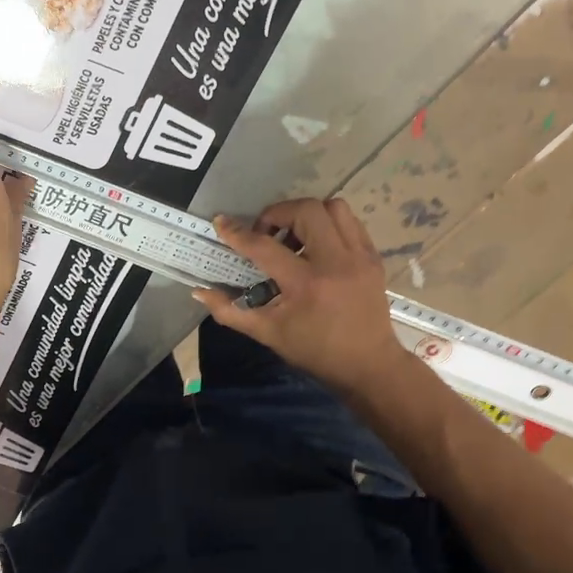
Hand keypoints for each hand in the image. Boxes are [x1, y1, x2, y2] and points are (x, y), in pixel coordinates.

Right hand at [191, 198, 410, 395]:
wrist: (369, 364)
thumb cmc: (314, 350)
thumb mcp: (266, 334)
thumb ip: (229, 311)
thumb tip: (200, 291)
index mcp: (306, 284)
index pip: (264, 246)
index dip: (238, 233)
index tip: (221, 222)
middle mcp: (336, 262)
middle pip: (306, 211)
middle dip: (277, 214)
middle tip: (265, 234)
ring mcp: (360, 257)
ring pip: (333, 208)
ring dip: (305, 215)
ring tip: (292, 238)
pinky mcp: (373, 257)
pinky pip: (349, 222)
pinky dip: (327, 225)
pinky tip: (315, 246)